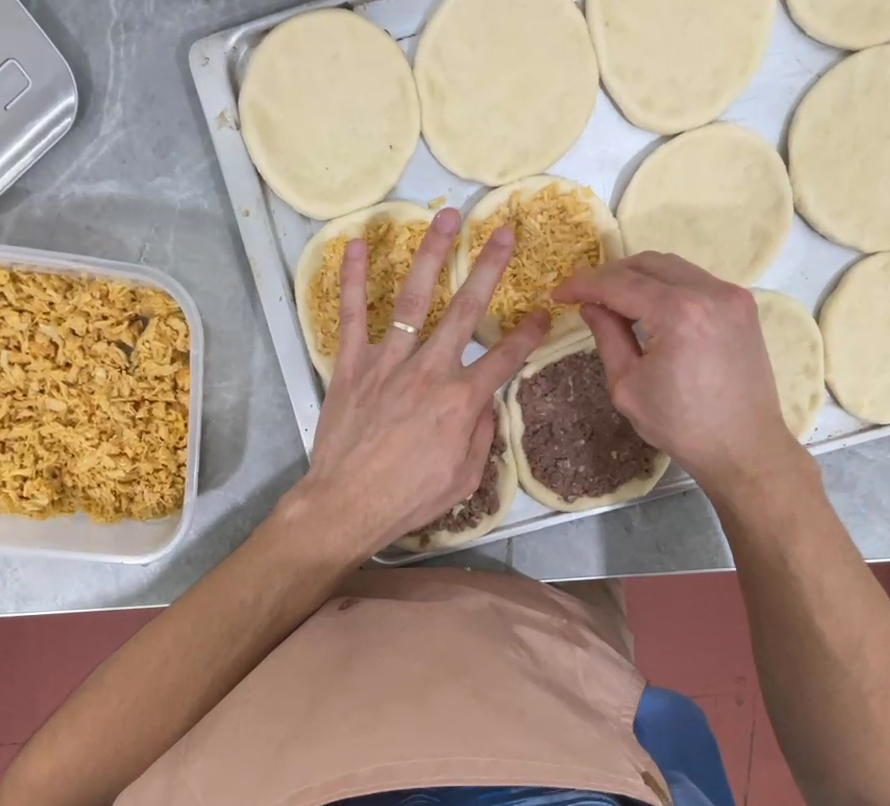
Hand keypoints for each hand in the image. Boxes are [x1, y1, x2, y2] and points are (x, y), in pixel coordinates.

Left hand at [284, 208, 549, 558]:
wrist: (347, 505)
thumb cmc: (409, 500)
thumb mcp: (465, 479)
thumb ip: (481, 435)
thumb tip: (485, 405)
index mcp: (461, 402)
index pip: (505, 357)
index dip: (528, 333)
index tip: (542, 312)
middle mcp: (429, 372)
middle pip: (465, 310)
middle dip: (489, 267)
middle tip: (504, 229)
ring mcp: (387, 364)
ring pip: (414, 299)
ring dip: (431, 254)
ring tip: (445, 216)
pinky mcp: (350, 367)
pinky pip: (352, 316)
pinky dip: (354, 279)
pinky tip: (359, 244)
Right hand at [554, 252, 804, 497]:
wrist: (742, 445)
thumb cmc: (679, 425)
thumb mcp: (628, 385)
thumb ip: (608, 337)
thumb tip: (591, 306)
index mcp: (679, 313)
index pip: (621, 284)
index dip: (584, 284)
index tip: (558, 293)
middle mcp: (710, 292)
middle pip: (649, 264)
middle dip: (610, 275)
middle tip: (583, 295)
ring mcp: (732, 295)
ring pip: (674, 267)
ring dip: (638, 278)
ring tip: (612, 301)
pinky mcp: (742, 306)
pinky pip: (695, 281)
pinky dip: (665, 287)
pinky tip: (647, 309)